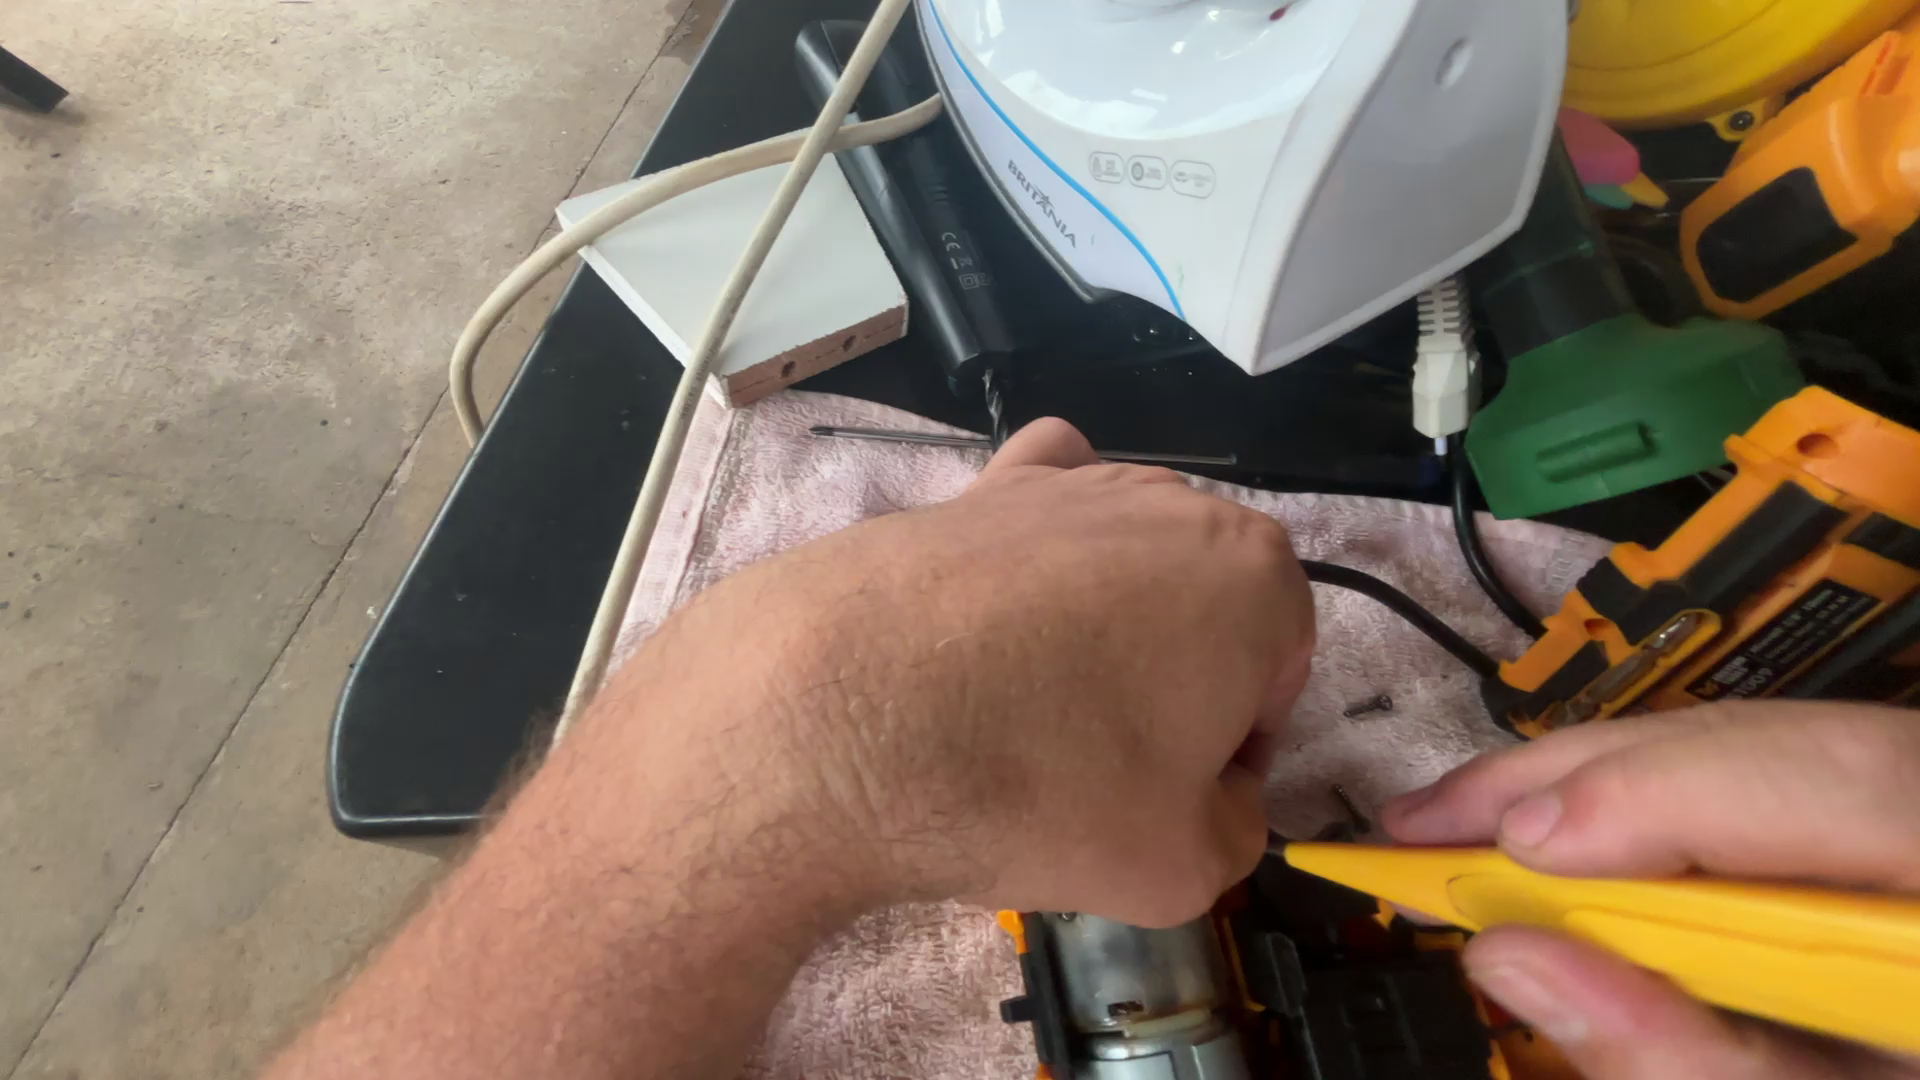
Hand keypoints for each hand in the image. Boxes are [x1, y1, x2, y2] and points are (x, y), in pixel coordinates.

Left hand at [583, 418, 1314, 926]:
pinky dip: (1049, 533)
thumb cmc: (1040, 784)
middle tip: (1106, 750)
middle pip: (1203, 604)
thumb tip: (1220, 789)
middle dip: (1179, 674)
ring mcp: (1069, 481)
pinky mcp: (983, 483)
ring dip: (1109, 620)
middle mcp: (1171, 503)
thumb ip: (1242, 824)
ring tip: (1034, 690)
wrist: (844, 713)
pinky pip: (1045, 493)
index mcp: (1251, 575)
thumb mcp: (1187, 864)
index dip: (1238, 737)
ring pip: (1127, 559)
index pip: (1279, 666)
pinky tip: (1016, 584)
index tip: (1178, 784)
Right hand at [1382, 701, 1919, 1079]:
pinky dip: (1599, 793)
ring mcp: (1887, 784)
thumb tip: (1504, 956)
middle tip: (1420, 825)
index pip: (1832, 785)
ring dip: (1555, 781)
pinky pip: (1703, 761)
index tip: (1517, 845)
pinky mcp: (1828, 791)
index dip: (1656, 799)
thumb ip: (1685, 1057)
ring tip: (1446, 822)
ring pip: (1702, 738)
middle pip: (1734, 742)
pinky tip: (1527, 822)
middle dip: (1555, 780)